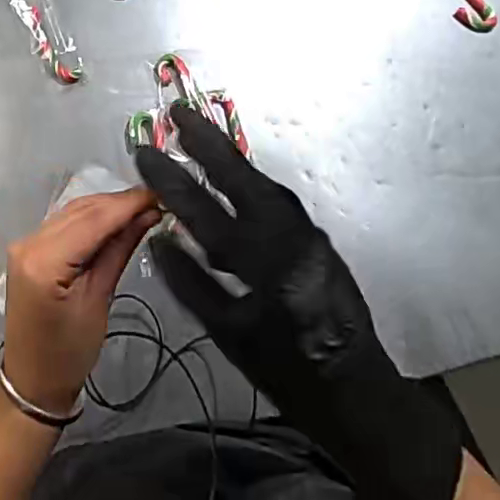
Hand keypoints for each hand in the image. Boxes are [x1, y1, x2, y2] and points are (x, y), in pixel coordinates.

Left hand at [2, 186, 160, 416]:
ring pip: (72, 211)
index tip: (158, 192)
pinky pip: (64, 222)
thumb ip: (119, 250)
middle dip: (118, 203)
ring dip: (105, 207)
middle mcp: (29, 243)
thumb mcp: (99, 300)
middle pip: (80, 210)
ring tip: (141, 207)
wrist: (33, 381)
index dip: (126, 204)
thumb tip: (146, 215)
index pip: (92, 220)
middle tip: (155, 200)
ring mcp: (26, 242)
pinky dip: (90, 218)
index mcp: (44, 261)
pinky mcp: (29, 247)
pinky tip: (114, 218)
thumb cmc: (69, 351)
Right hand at [135, 104, 462, 499]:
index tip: (144, 151)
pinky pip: (275, 198)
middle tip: (179, 111)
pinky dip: (248, 180)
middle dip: (206, 140)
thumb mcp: (227, 334)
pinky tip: (231, 177)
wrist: (355, 388)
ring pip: (262, 182)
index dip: (170, 179)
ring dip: (228, 156)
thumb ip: (190, 283)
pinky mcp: (316, 235)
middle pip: (241, 177)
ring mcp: (307, 232)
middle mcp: (289, 236)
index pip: (203, 210)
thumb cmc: (284, 369)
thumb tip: (159, 238)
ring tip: (198, 134)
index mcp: (263, 263)